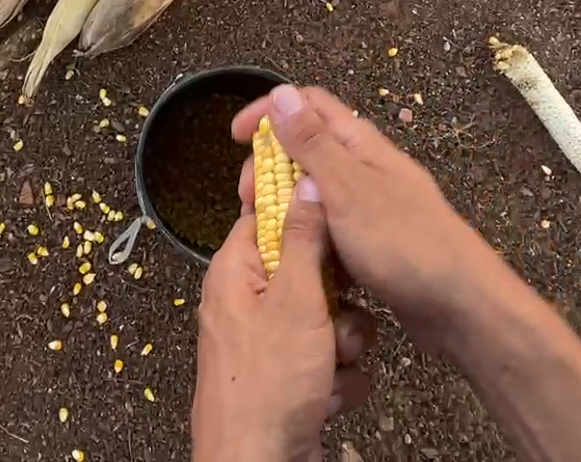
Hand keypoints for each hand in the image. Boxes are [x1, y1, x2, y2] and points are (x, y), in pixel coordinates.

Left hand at [192, 183, 376, 461]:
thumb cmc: (266, 386)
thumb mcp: (294, 301)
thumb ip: (304, 240)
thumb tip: (305, 182)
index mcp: (237, 269)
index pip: (269, 215)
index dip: (305, 216)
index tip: (337, 225)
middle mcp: (249, 298)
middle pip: (310, 270)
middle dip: (337, 302)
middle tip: (334, 322)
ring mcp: (269, 340)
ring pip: (329, 317)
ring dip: (343, 346)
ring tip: (328, 368)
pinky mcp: (288, 375)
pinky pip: (329, 358)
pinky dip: (337, 379)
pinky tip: (326, 397)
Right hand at [235, 84, 493, 352]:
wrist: (466, 311)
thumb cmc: (406, 244)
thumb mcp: (347, 189)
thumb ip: (312, 143)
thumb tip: (281, 93)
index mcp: (360, 144)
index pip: (308, 104)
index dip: (269, 111)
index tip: (236, 137)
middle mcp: (365, 166)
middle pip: (306, 146)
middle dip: (270, 164)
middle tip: (248, 197)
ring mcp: (371, 203)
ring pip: (315, 188)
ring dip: (285, 200)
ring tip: (265, 228)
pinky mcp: (374, 239)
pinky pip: (328, 223)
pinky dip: (306, 231)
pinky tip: (296, 254)